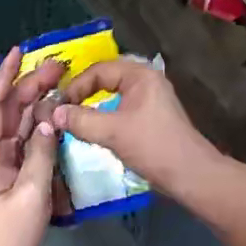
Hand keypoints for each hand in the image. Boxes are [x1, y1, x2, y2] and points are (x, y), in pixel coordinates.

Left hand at [0, 49, 64, 245]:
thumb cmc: (6, 243)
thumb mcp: (31, 197)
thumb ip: (42, 155)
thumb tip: (52, 121)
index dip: (4, 76)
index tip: (19, 51)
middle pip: (7, 112)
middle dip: (29, 86)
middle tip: (58, 66)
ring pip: (16, 126)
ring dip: (36, 105)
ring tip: (61, 82)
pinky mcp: (6, 180)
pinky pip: (22, 145)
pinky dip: (39, 130)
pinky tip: (56, 117)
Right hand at [49, 59, 225, 200]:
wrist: (190, 175)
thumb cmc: (153, 146)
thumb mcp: (112, 132)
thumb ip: (81, 121)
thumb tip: (54, 113)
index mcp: (139, 74)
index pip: (99, 70)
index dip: (76, 86)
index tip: (58, 105)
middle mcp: (146, 79)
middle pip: (106, 78)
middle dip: (84, 92)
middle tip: (63, 108)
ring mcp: (151, 97)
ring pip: (114, 93)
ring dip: (94, 104)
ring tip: (74, 118)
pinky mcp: (152, 115)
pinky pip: (122, 106)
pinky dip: (106, 113)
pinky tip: (95, 127)